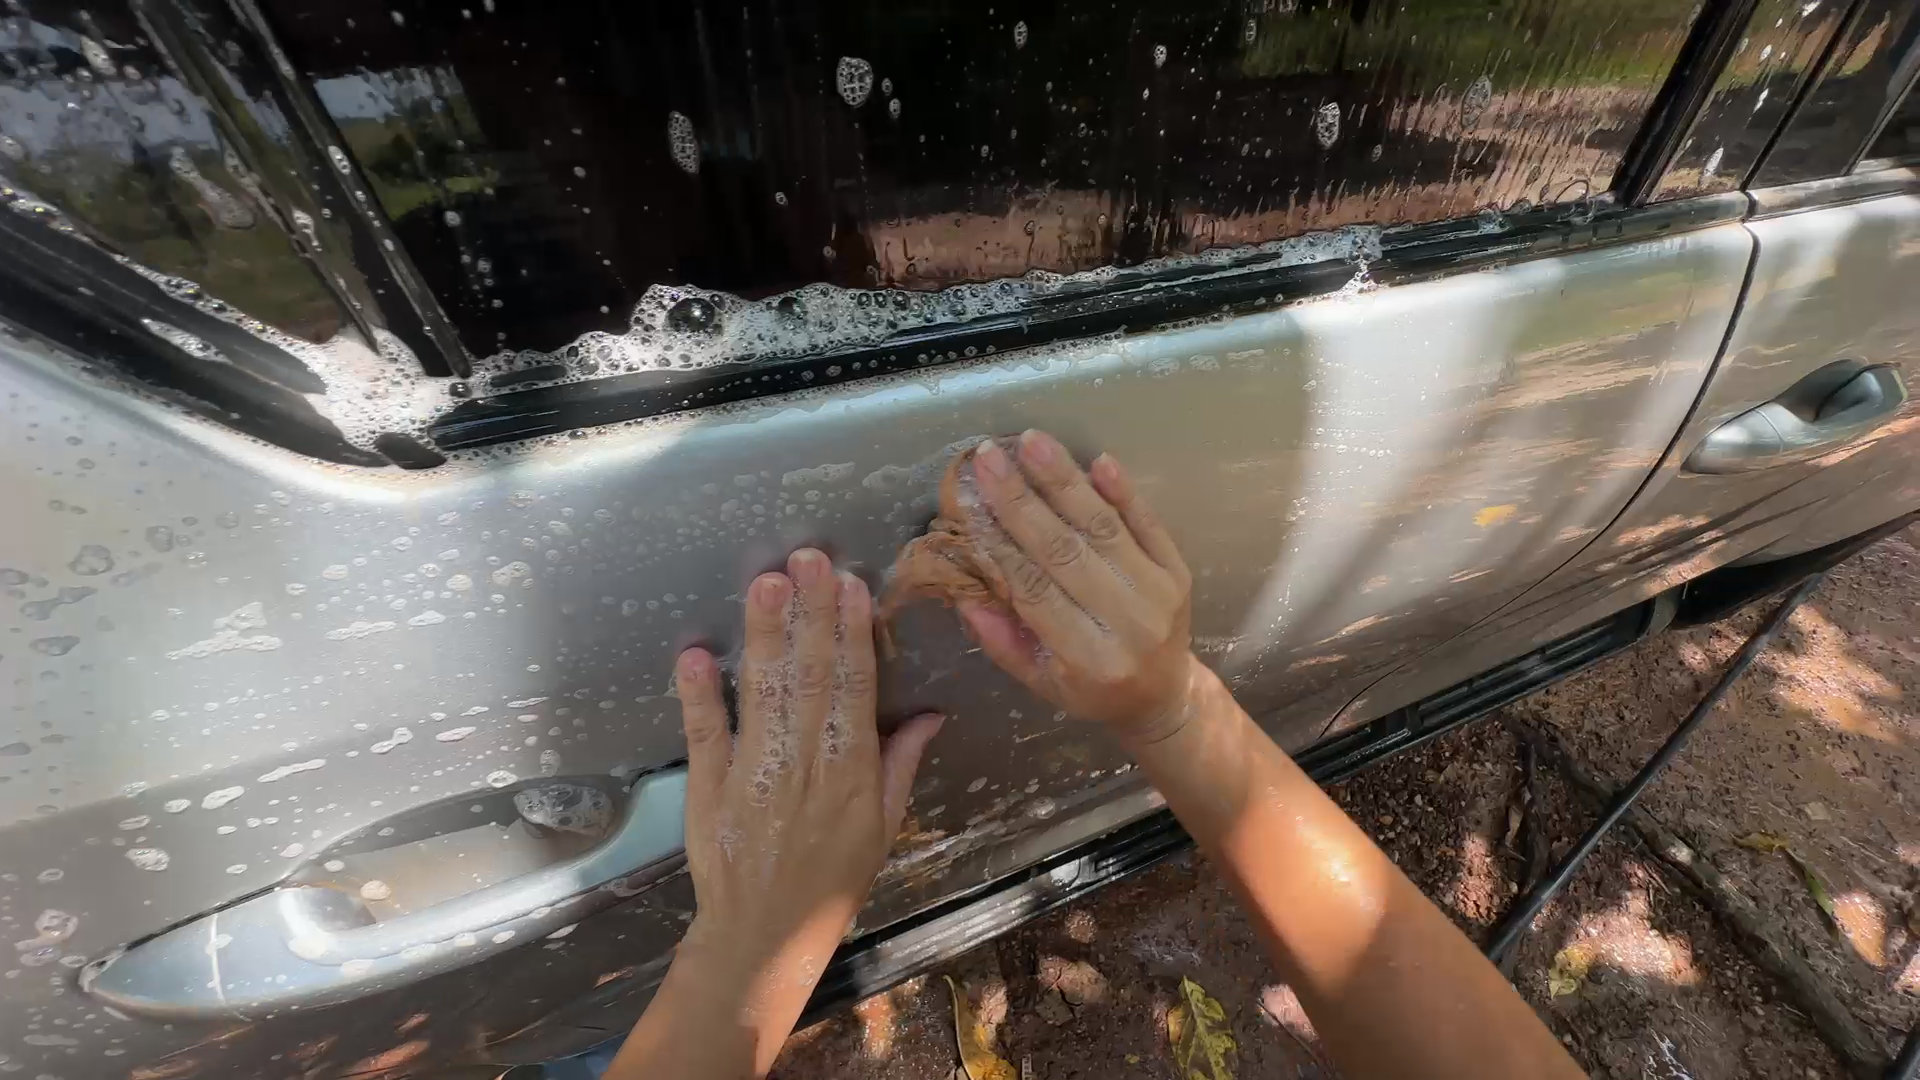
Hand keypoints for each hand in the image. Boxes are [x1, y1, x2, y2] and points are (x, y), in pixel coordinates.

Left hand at [630, 549, 941, 1076]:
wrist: (763, 935)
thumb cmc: (834, 876)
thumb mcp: (885, 824)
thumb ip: (902, 762)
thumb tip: (933, 712)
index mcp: (851, 769)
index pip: (855, 687)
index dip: (854, 633)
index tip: (851, 585)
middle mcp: (805, 761)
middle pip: (810, 676)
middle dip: (810, 613)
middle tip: (808, 557)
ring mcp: (753, 771)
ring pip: (762, 693)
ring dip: (762, 635)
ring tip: (765, 581)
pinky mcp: (709, 785)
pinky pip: (705, 734)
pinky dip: (699, 694)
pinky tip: (696, 653)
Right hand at [959, 430, 1197, 744]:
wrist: (1165, 694)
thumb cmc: (1093, 690)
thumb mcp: (1041, 682)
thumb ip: (1002, 641)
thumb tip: (964, 591)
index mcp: (1087, 659)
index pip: (1034, 591)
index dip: (1000, 546)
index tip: (970, 504)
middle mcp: (1127, 623)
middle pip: (1066, 551)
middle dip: (1022, 500)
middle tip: (988, 457)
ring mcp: (1157, 592)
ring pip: (1103, 527)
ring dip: (1065, 481)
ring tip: (1031, 441)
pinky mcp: (1177, 570)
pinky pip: (1148, 522)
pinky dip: (1122, 490)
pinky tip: (1096, 460)